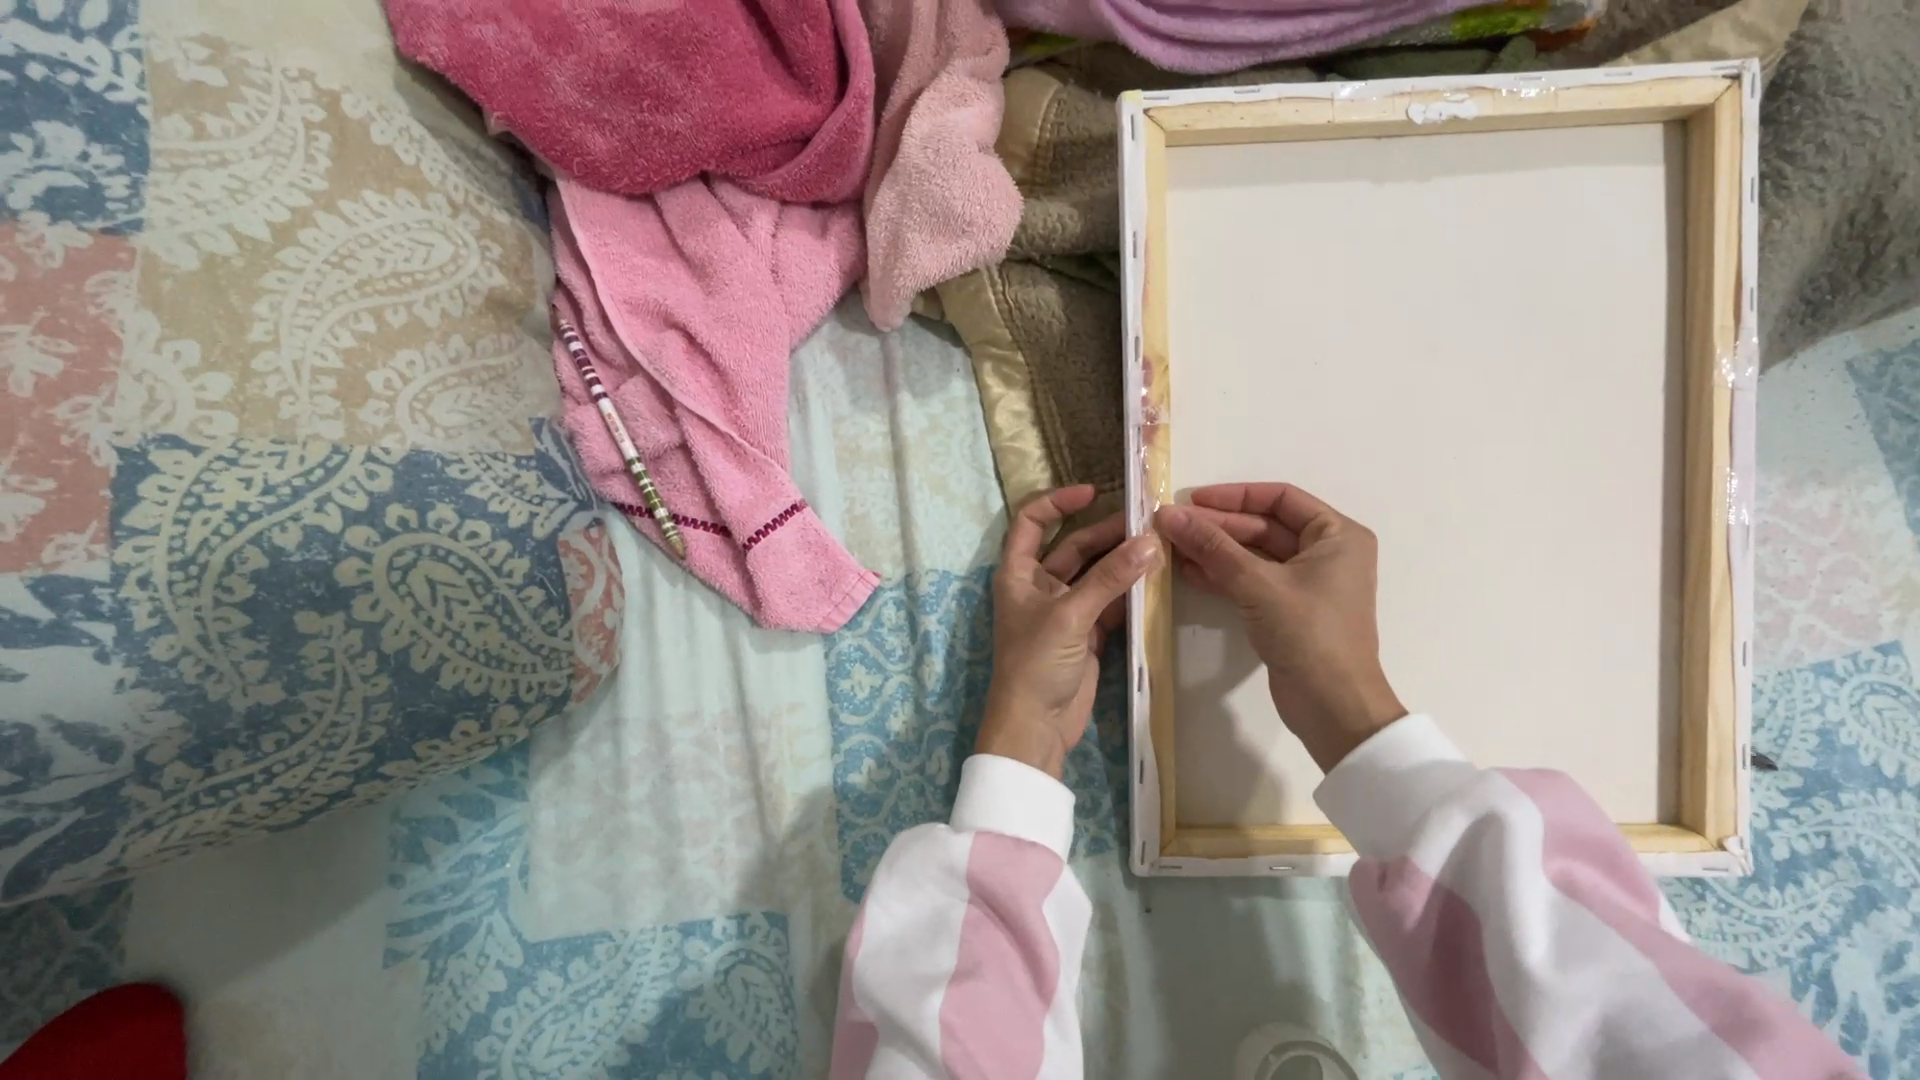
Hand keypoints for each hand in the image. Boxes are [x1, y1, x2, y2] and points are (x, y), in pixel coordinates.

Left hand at [980, 486, 1160, 778]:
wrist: (1035, 725)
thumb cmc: (1036, 663)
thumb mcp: (1070, 615)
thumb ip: (1109, 578)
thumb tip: (1150, 543)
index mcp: (1018, 573)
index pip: (1031, 522)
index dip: (1057, 503)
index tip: (1093, 492)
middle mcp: (1039, 585)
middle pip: (1072, 546)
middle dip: (1105, 533)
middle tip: (1146, 523)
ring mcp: (1064, 609)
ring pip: (1095, 574)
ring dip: (1122, 562)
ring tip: (1158, 546)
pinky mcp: (1086, 632)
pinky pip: (1110, 601)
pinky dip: (1129, 591)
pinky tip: (1155, 580)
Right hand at [1153, 483, 1404, 772]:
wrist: (1333, 706)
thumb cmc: (1309, 634)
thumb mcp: (1258, 584)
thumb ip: (1212, 547)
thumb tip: (1168, 514)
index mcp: (1337, 535)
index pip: (1280, 498)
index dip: (1234, 496)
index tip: (1193, 500)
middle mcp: (1326, 553)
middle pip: (1263, 527)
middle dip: (1217, 527)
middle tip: (1172, 526)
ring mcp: (1306, 583)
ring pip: (1253, 554)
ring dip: (1214, 551)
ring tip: (1172, 547)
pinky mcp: (1288, 610)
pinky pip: (1251, 580)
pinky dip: (1222, 575)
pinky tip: (1188, 572)